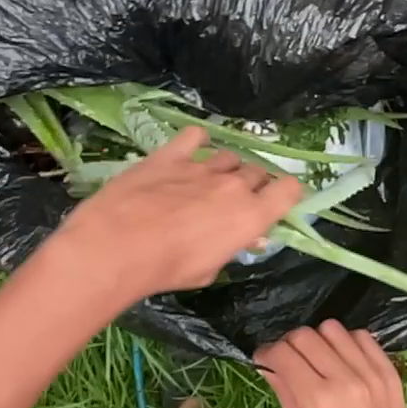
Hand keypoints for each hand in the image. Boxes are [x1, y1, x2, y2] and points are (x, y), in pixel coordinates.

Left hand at [39, 125, 303, 304]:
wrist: (117, 246)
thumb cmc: (167, 269)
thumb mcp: (208, 270)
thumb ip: (231, 247)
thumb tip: (245, 237)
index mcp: (251, 216)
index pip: (289, 190)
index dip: (285, 194)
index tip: (274, 203)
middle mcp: (233, 185)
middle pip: (257, 172)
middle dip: (252, 185)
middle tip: (233, 203)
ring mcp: (202, 165)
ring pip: (229, 156)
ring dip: (225, 168)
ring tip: (208, 183)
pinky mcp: (171, 154)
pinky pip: (195, 137)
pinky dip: (197, 142)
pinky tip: (190, 151)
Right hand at [256, 321, 406, 407]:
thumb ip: (285, 395)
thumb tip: (267, 365)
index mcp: (319, 401)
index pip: (282, 354)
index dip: (266, 353)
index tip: (264, 360)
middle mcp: (344, 378)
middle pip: (304, 335)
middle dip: (288, 344)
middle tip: (289, 362)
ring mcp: (370, 371)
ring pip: (331, 328)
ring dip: (318, 340)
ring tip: (318, 360)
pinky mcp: (389, 370)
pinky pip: (361, 336)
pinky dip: (346, 342)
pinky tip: (343, 361)